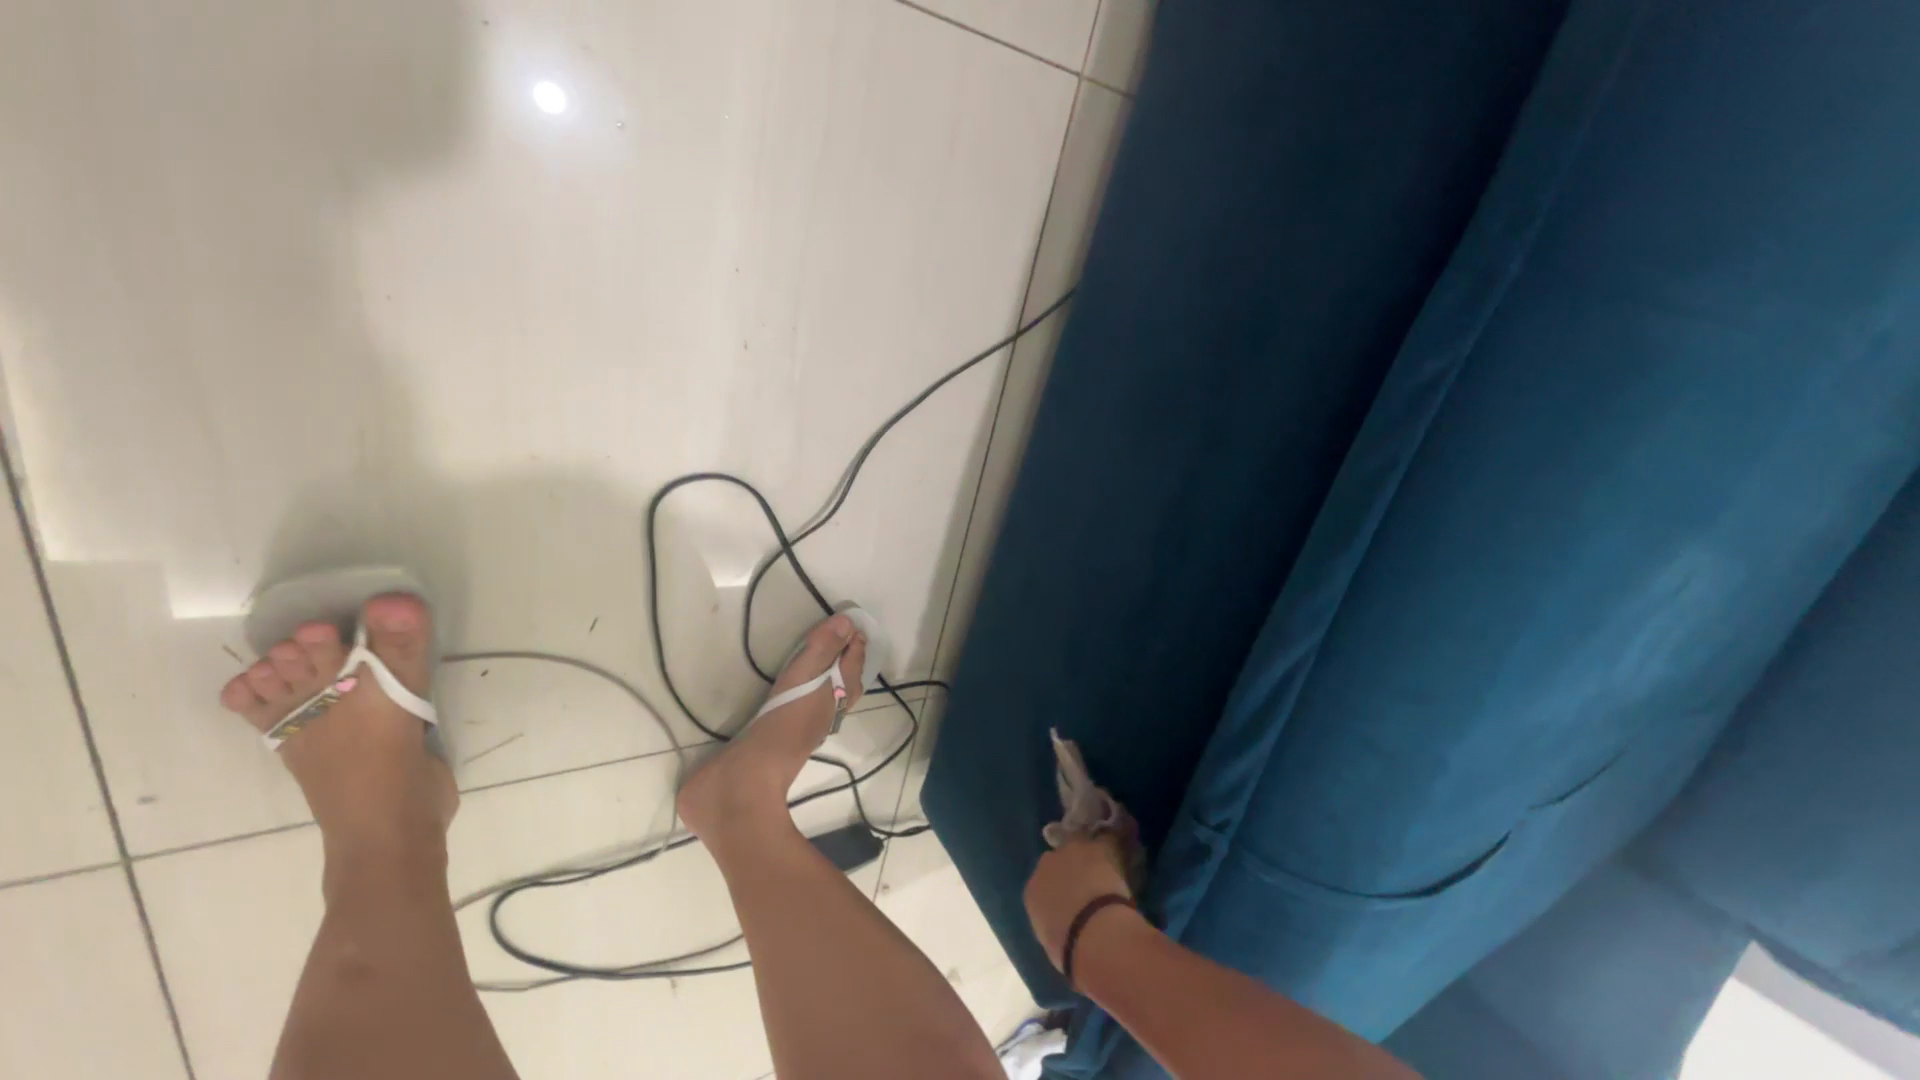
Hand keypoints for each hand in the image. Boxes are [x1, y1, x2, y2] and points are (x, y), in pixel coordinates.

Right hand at [1024, 833, 1134, 970]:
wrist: (1092, 935)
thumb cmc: (1071, 951)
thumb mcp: (1054, 942)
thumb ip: (1055, 924)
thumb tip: (1065, 925)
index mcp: (1032, 893)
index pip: (1042, 884)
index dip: (1058, 889)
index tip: (1071, 899)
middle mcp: (1044, 867)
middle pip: (1057, 860)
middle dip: (1069, 869)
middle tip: (1088, 884)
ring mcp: (1069, 853)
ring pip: (1079, 847)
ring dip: (1089, 857)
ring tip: (1106, 870)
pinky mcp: (1095, 848)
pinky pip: (1103, 843)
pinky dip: (1111, 850)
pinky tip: (1121, 861)